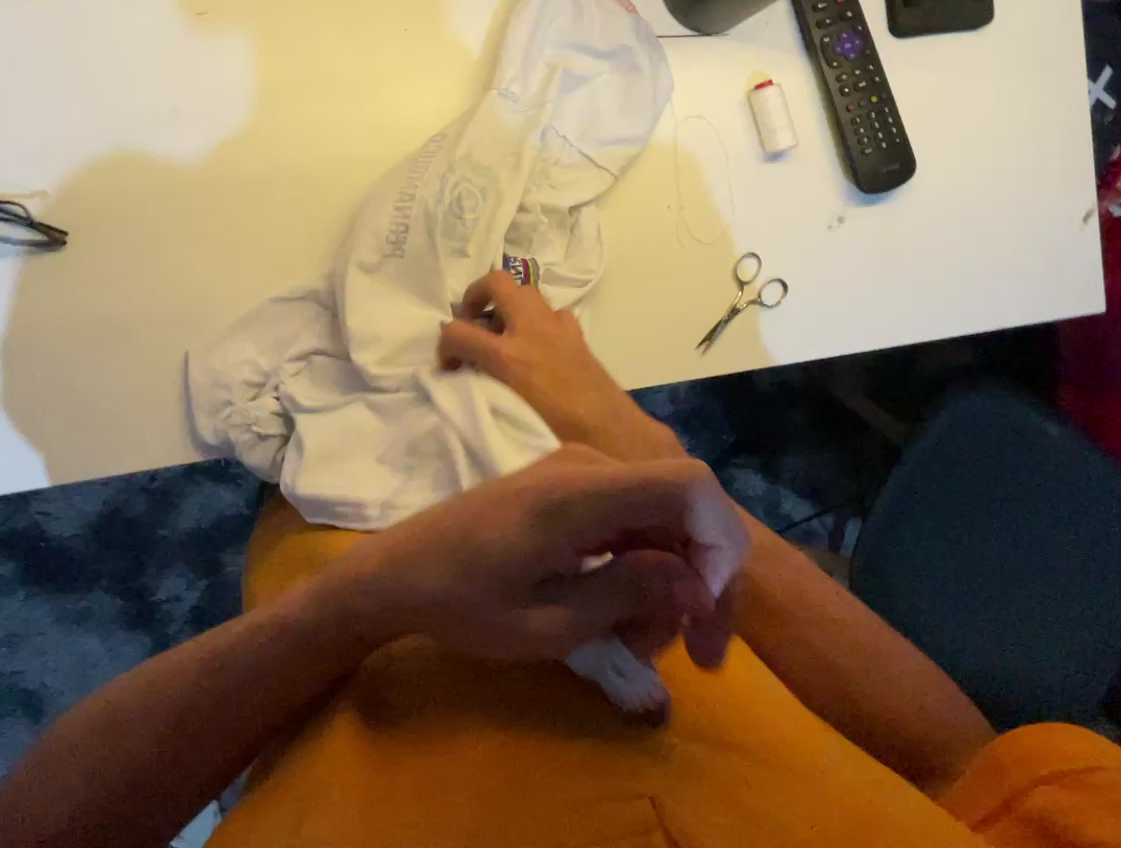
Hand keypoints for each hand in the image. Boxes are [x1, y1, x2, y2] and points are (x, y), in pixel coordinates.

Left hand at [318, 445, 747, 667]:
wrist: (399, 572)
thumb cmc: (462, 603)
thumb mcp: (547, 623)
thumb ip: (627, 595)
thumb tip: (699, 582)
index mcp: (580, 492)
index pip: (689, 486)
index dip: (721, 544)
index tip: (707, 612)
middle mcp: (588, 466)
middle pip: (683, 508)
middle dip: (701, 582)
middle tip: (696, 655)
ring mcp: (578, 472)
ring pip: (661, 520)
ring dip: (668, 584)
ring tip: (639, 644)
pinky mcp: (570, 488)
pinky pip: (630, 520)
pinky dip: (641, 568)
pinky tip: (621, 617)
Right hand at [438, 272, 682, 460]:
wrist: (609, 433)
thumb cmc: (556, 434)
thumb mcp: (506, 413)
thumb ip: (480, 388)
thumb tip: (463, 374)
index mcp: (507, 356)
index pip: (456, 332)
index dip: (443, 346)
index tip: (448, 366)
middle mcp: (530, 330)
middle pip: (496, 282)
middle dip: (476, 296)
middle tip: (471, 322)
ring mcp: (557, 327)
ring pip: (525, 289)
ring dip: (507, 303)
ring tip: (500, 332)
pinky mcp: (576, 334)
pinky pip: (551, 312)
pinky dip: (537, 319)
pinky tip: (536, 344)